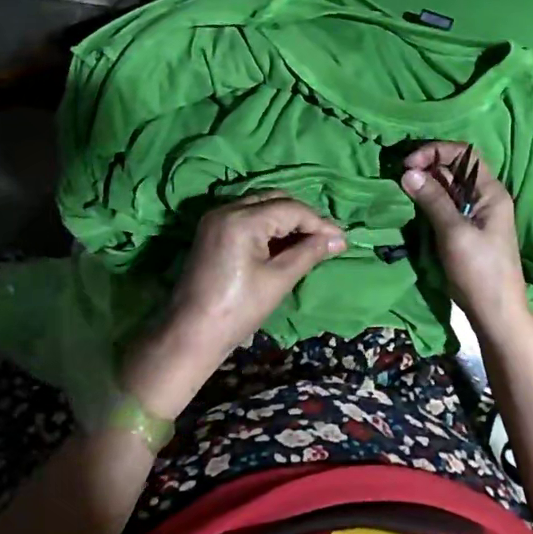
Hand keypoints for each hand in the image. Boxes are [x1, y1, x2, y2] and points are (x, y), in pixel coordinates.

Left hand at [124, 193, 344, 415]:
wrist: (191, 333)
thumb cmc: (238, 310)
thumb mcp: (278, 280)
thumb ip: (308, 253)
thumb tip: (339, 240)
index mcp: (241, 219)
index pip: (290, 208)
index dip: (318, 223)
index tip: (341, 240)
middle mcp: (226, 209)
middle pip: (275, 200)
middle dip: (302, 218)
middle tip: (326, 240)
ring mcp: (216, 219)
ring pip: (261, 206)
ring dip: (286, 221)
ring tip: (310, 244)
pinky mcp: (212, 231)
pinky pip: (247, 217)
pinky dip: (268, 226)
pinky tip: (284, 245)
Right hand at [399, 142, 527, 323]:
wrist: (496, 312)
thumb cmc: (480, 271)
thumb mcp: (454, 233)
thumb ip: (433, 199)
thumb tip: (408, 172)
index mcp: (491, 192)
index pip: (465, 154)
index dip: (436, 151)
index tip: (408, 163)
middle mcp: (485, 198)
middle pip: (454, 169)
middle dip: (427, 165)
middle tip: (399, 176)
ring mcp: (475, 215)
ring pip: (448, 187)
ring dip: (425, 183)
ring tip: (400, 188)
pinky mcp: (465, 231)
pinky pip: (445, 206)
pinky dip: (428, 201)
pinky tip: (411, 204)